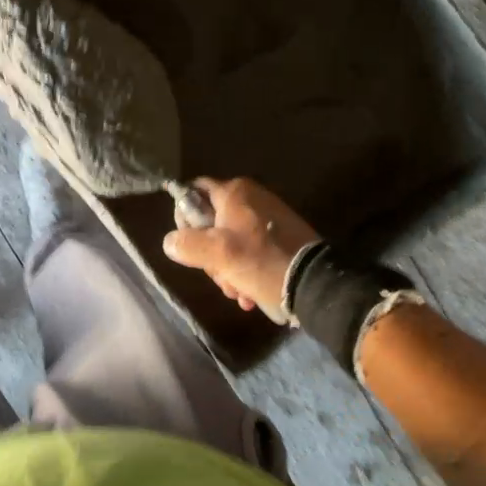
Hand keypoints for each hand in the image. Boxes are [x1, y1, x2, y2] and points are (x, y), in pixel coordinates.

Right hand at [162, 177, 317, 318]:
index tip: (189, 246)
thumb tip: (170, 241)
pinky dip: (247, 269)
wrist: (316, 285)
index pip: (192, 193)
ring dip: (228, 269)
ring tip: (239, 294)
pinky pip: (252, 249)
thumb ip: (186, 244)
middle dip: (211, 256)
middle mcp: (251, 197)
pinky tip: (251, 294)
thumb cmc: (261, 262)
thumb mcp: (217, 254)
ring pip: (231, 240)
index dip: (184, 219)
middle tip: (219, 279)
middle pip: (211, 223)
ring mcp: (268, 216)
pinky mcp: (282, 236)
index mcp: (234, 191)